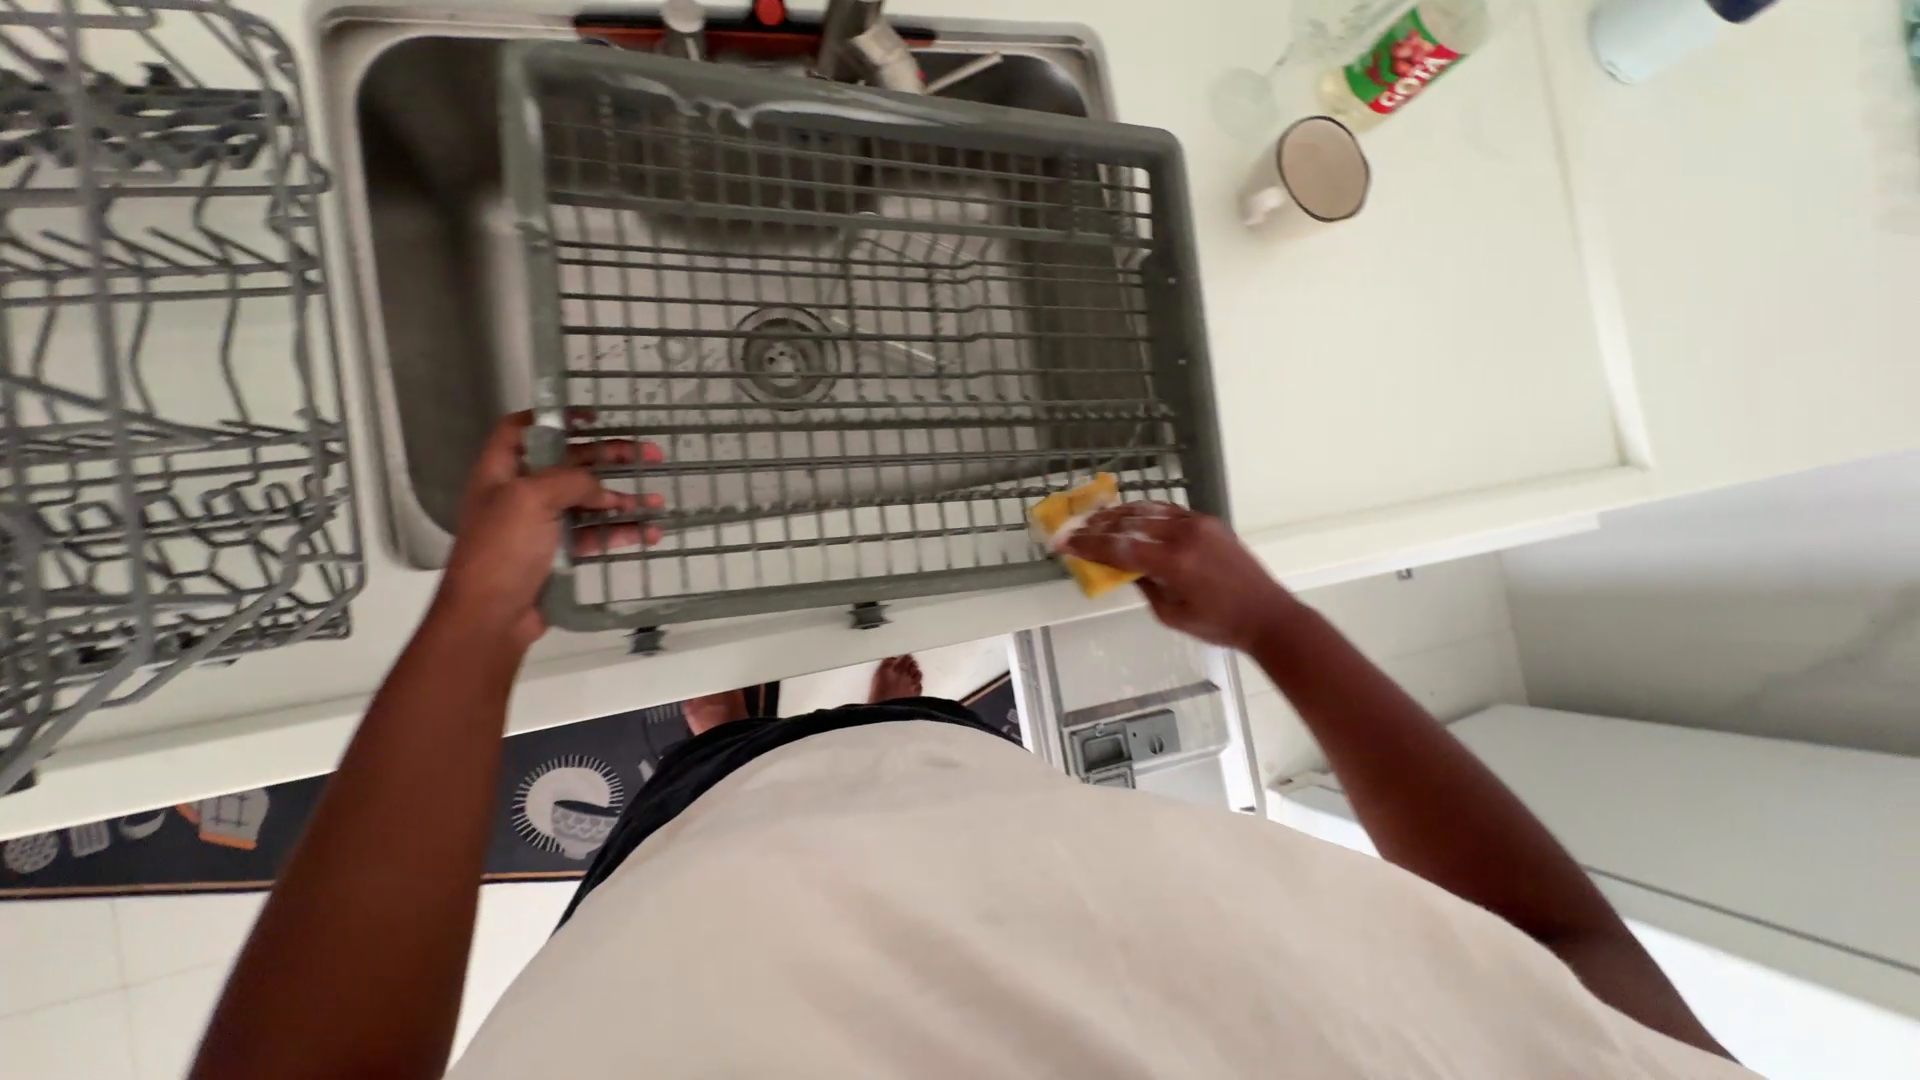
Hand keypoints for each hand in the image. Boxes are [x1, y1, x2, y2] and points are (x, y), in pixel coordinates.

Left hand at [435, 412, 663, 647]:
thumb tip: (600, 489)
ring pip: (589, 502)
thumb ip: (571, 481)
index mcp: (501, 472)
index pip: (521, 429)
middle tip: (648, 454)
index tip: (592, 418)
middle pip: (568, 464)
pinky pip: (596, 536)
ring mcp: (540, 525)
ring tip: (657, 501)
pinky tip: (649, 534)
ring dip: (623, 498)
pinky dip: (622, 533)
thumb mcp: (531, 499)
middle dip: (608, 457)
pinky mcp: (557, 554)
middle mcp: (520, 494)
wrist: (491, 615)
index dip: (554, 418)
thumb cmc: (502, 549)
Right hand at [1060, 502, 1296, 651]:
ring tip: (1093, 518)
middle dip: (1096, 526)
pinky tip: (1129, 514)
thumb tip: (1125, 567)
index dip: (1088, 545)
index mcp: (1173, 563)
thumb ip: (1145, 586)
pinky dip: (1144, 511)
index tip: (1063, 543)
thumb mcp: (1171, 615)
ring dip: (1117, 514)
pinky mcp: (1208, 521)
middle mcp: (1184, 536)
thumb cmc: (1219, 625)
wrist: (1268, 614)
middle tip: (1073, 528)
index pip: (1119, 548)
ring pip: (1147, 511)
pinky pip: (1168, 510)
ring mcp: (1198, 524)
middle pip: (1129, 523)